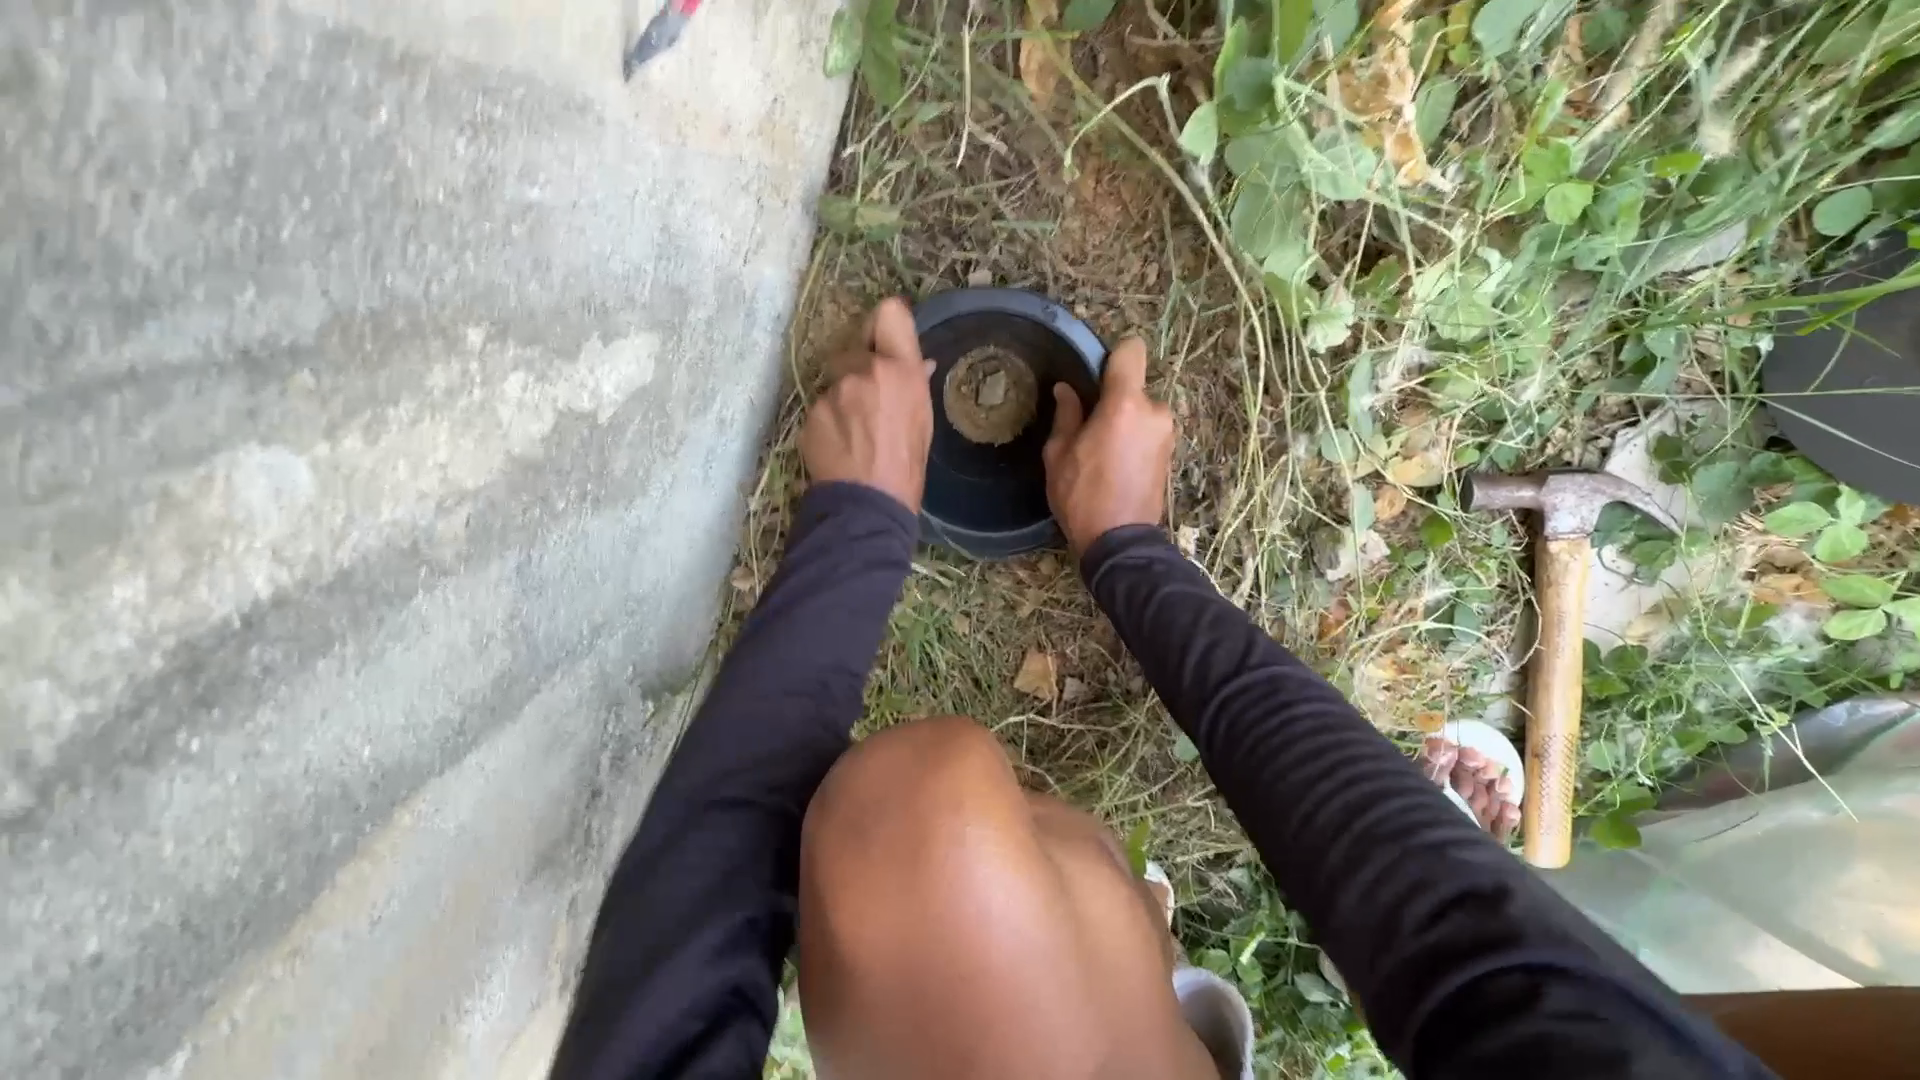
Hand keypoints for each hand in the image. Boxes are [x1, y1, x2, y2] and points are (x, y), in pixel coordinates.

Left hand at [801, 298, 934, 511]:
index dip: (884, 323)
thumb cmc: (907, 463)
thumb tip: (917, 365)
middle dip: (859, 368)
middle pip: (856, 348)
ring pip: (835, 380)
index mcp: (902, 369)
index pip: (889, 313)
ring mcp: (835, 390)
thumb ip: (913, 384)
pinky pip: (820, 406)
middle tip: (868, 401)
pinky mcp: (812, 411)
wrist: (869, 502)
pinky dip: (827, 420)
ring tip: (855, 431)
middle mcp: (866, 370)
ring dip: (842, 396)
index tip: (882, 338)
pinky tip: (839, 444)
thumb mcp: (923, 420)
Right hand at [1042, 338, 1174, 554]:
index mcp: (1124, 404)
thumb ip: (1066, 416)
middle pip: (1133, 387)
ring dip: (1124, 423)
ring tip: (1102, 453)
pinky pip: (1148, 432)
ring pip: (1141, 412)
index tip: (1094, 376)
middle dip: (1113, 401)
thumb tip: (1067, 391)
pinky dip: (1134, 439)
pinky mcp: (1171, 454)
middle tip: (1089, 430)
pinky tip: (1116, 465)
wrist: (1119, 542)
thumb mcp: (1059, 455)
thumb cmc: (1082, 496)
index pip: (1131, 351)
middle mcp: (1154, 412)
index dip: (1112, 356)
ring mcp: (1167, 434)